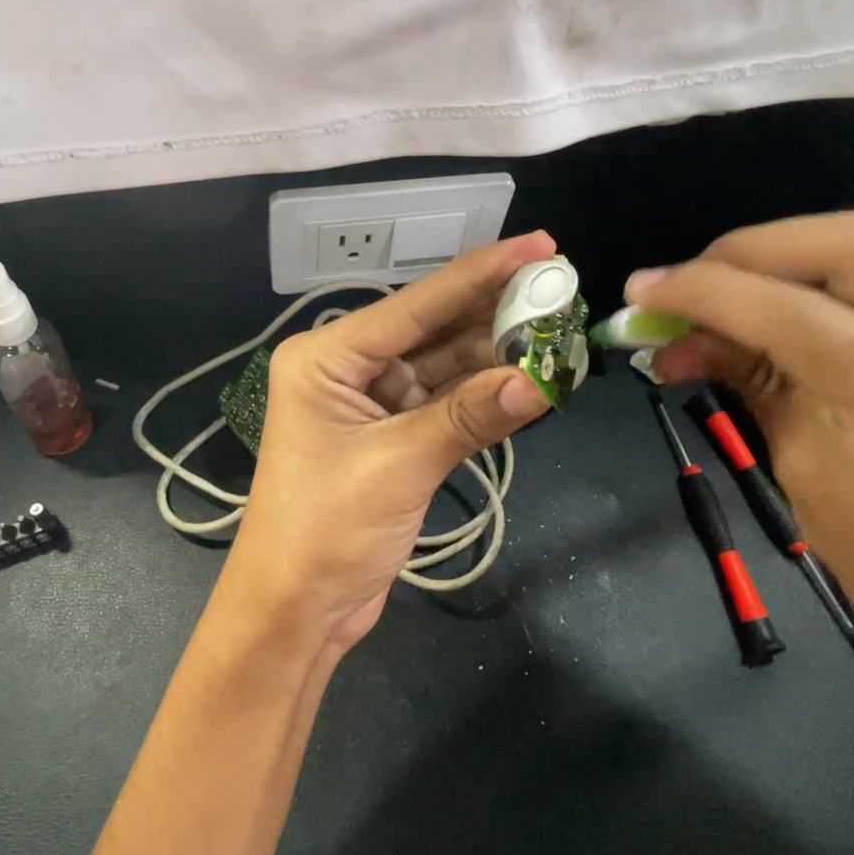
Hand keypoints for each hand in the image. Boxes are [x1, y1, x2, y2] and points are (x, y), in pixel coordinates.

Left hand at [225, 232, 557, 649]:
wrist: (294, 609)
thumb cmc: (326, 530)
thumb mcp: (398, 464)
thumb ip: (469, 417)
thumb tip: (542, 380)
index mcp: (326, 357)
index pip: (415, 304)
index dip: (480, 273)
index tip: (539, 244)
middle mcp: (347, 369)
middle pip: (432, 329)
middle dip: (494, 312)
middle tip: (559, 289)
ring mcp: (371, 404)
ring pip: (444, 367)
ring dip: (496, 356)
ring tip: (557, 333)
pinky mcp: (392, 438)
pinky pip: (445, 404)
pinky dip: (484, 397)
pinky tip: (529, 380)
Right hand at [628, 211, 853, 682]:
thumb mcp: (798, 468)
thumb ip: (745, 380)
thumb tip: (668, 338)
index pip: (799, 317)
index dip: (708, 292)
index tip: (641, 292)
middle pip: (847, 244)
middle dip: (745, 252)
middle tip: (681, 281)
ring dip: (777, 254)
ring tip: (716, 286)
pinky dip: (813, 271)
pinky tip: (771, 298)